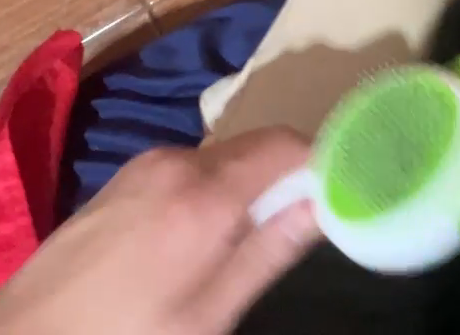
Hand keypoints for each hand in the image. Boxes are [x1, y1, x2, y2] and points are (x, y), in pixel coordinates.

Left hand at [0, 128, 318, 334]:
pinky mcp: (123, 178)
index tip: (337, 188)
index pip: (286, 144)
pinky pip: (191, 168)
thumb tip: (323, 204)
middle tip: (295, 223)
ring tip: (242, 240)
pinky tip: (195, 237)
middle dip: (285, 174)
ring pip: (224, 157)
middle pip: (256, 146)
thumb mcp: (205, 315)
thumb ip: (269, 251)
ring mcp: (146, 165)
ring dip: (248, 183)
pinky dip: (213, 187)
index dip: (319, 159)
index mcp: (204, 193)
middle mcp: (178, 162)